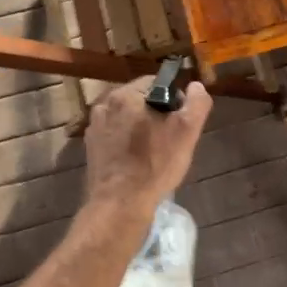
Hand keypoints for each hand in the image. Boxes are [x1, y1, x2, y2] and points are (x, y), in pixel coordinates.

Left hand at [81, 76, 212, 221]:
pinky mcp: (90, 148)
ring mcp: (94, 127)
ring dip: (140, 127)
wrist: (120, 204)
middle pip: (140, 100)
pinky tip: (135, 160)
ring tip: (153, 151)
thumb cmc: (155, 164)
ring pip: (127, 118)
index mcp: (126, 94)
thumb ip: (196, 102)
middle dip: (156, 113)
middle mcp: (105, 104)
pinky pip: (115, 135)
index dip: (174, 99)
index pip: (157, 82)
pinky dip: (126, 142)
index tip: (180, 120)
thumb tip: (196, 86)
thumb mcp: (187, 131)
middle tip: (170, 138)